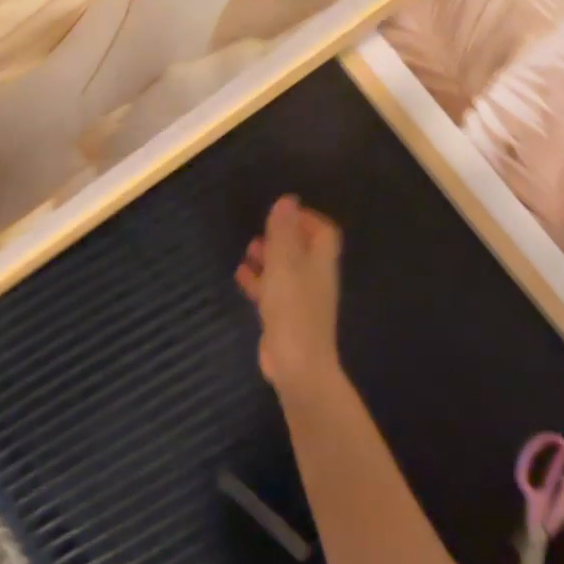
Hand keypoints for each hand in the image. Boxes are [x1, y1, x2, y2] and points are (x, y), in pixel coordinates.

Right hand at [235, 196, 343, 390]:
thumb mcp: (284, 266)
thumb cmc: (292, 310)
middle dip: (283, 237)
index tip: (282, 212)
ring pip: (286, 271)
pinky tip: (240, 277)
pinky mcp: (284, 318)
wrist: (296, 363)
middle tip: (261, 230)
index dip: (306, 219)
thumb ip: (283, 233)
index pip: (323, 232)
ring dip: (269, 258)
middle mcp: (314, 279)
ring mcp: (300, 301)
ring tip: (247, 250)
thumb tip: (287, 200)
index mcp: (320, 263)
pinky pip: (272, 292)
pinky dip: (258, 281)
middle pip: (304, 251)